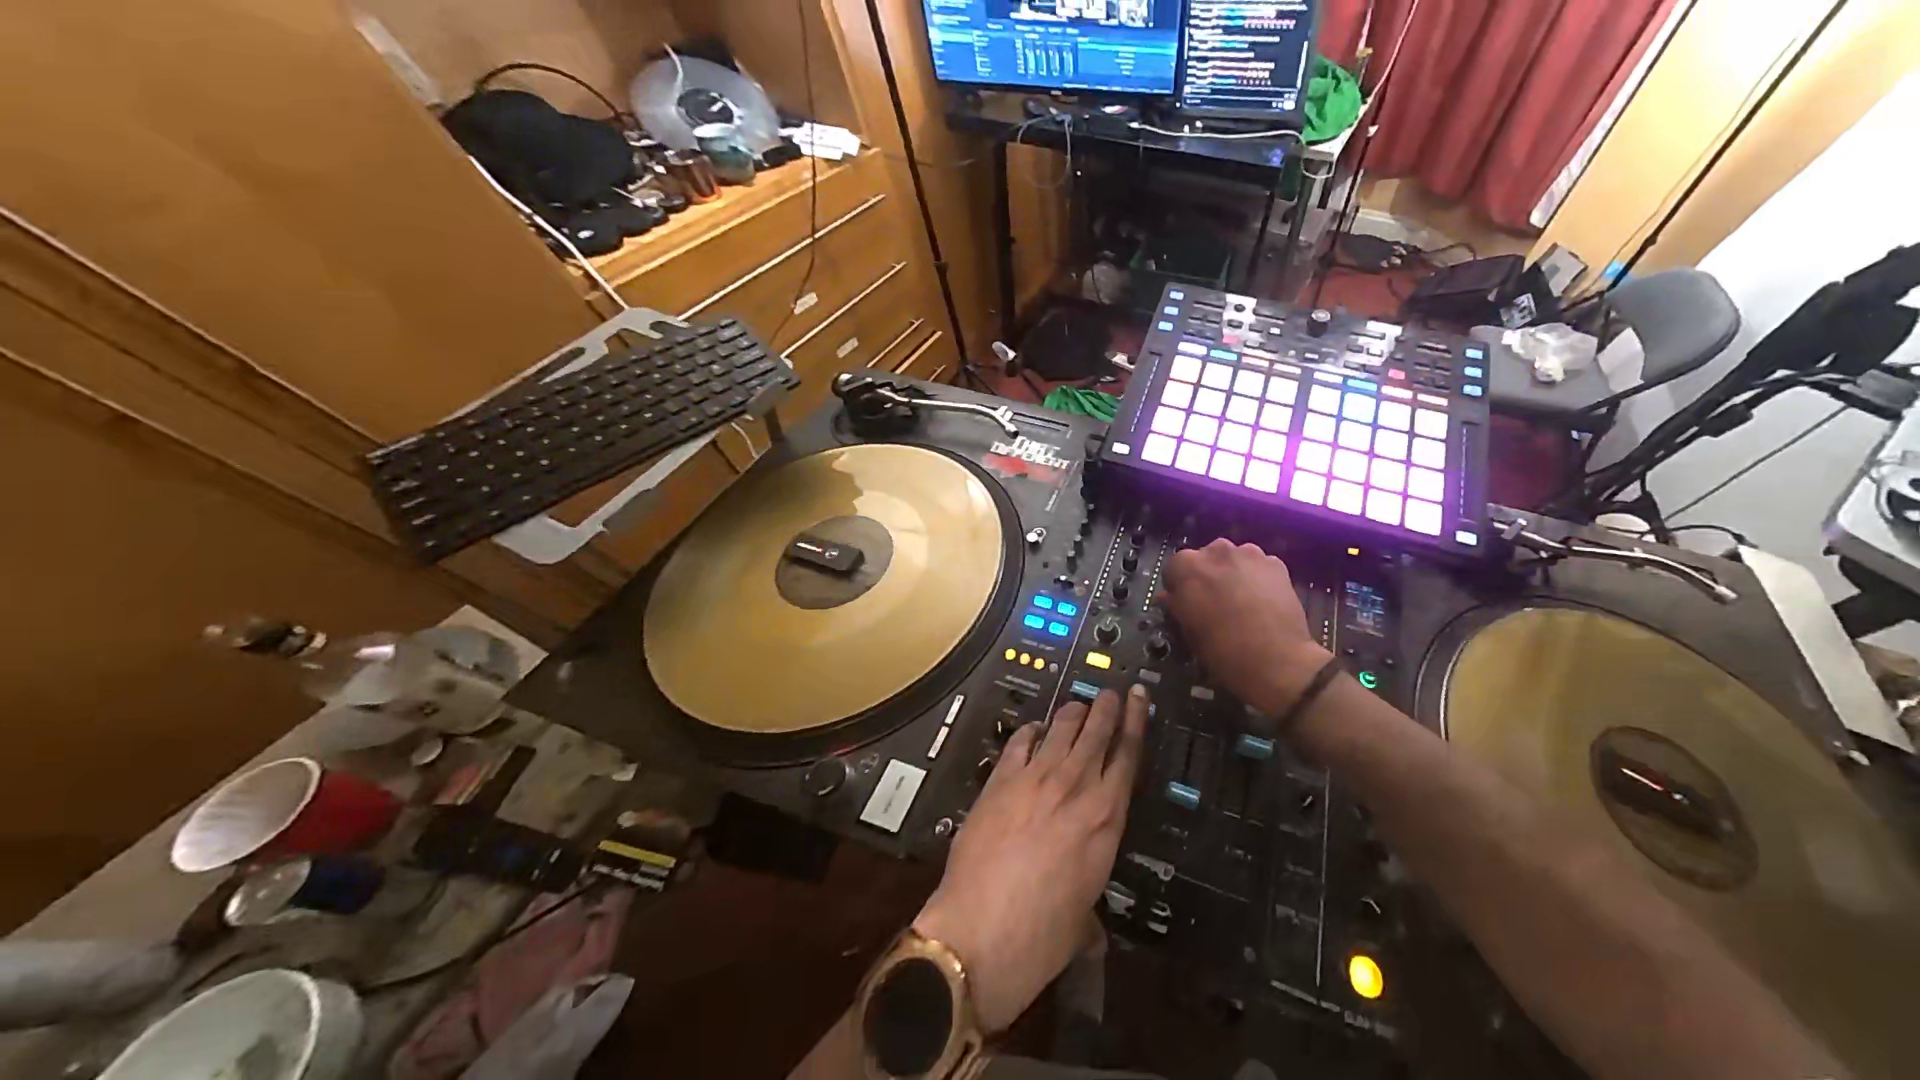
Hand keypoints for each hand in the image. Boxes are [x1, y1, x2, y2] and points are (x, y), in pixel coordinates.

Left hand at [912, 686, 1148, 1032]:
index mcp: (1105, 820)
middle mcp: (1074, 789)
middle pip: (1095, 733)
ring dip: (1072, 713)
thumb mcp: (1082, 912)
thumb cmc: (1042, 934)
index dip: (1136, 722)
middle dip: (1106, 708)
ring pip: (1060, 730)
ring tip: (1079, 703)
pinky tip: (1034, 728)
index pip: (1127, 756)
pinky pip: (1019, 744)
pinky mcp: (998, 782)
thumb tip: (1086, 917)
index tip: (1139, 698)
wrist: (982, 931)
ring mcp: (1033, 780)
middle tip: (1111, 692)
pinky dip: (1030, 732)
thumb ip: (1087, 893)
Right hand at [1160, 539, 1332, 716]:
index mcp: (1186, 566)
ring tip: (1241, 599)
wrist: (1274, 659)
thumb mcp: (1188, 630)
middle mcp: (1215, 551)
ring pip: (1235, 558)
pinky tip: (1263, 600)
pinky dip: (1258, 577)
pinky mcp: (1276, 563)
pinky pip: (1260, 566)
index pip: (1175, 567)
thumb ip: (1176, 605)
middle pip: (1206, 557)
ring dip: (1233, 572)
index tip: (1186, 601)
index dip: (1179, 585)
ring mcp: (1249, 554)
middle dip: (1208, 574)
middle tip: (1215, 599)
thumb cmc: (1220, 648)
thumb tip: (1168, 596)